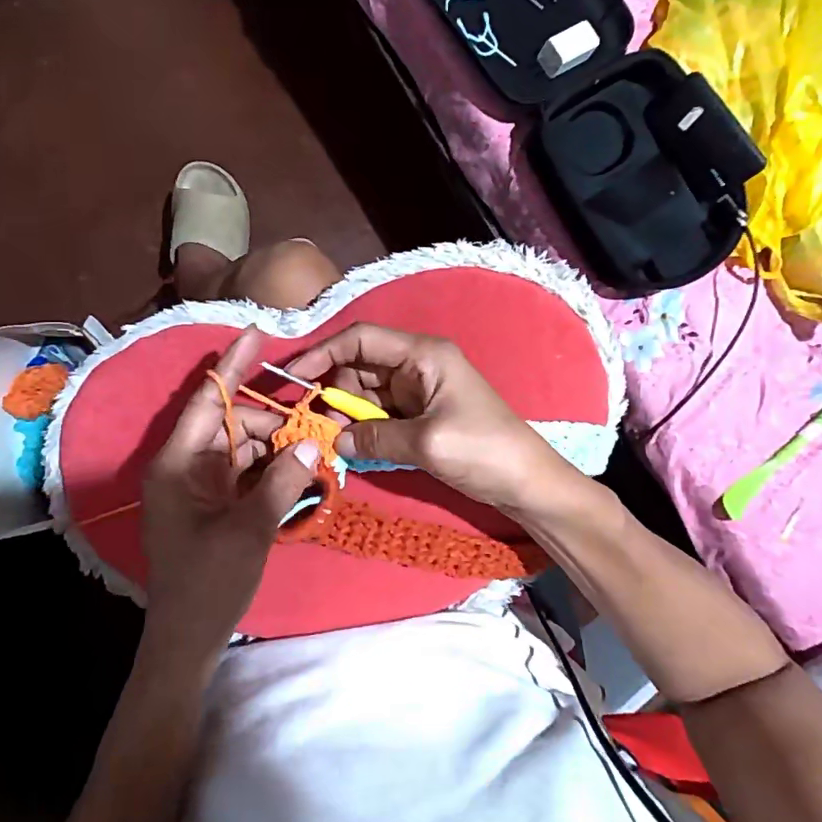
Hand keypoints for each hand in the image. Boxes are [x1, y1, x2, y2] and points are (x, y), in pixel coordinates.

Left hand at [140, 327, 320, 653]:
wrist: (188, 637)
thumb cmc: (208, 582)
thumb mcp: (249, 529)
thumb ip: (281, 481)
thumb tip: (311, 443)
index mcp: (178, 464)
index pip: (207, 401)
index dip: (232, 366)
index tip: (258, 334)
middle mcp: (185, 466)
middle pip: (231, 423)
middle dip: (271, 419)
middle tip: (313, 422)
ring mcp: (200, 486)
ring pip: (242, 447)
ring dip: (275, 445)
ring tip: (313, 448)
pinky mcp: (214, 504)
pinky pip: (245, 472)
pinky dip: (270, 469)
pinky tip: (300, 470)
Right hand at [284, 323, 581, 515]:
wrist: (527, 482)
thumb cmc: (484, 450)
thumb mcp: (426, 443)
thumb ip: (375, 437)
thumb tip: (333, 440)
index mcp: (423, 354)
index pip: (361, 339)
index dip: (324, 353)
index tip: (294, 378)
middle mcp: (417, 365)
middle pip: (359, 365)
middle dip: (331, 389)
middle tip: (308, 422)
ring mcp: (418, 392)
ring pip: (365, 393)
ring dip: (343, 413)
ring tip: (325, 438)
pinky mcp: (419, 417)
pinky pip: (378, 415)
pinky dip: (361, 428)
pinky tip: (346, 445)